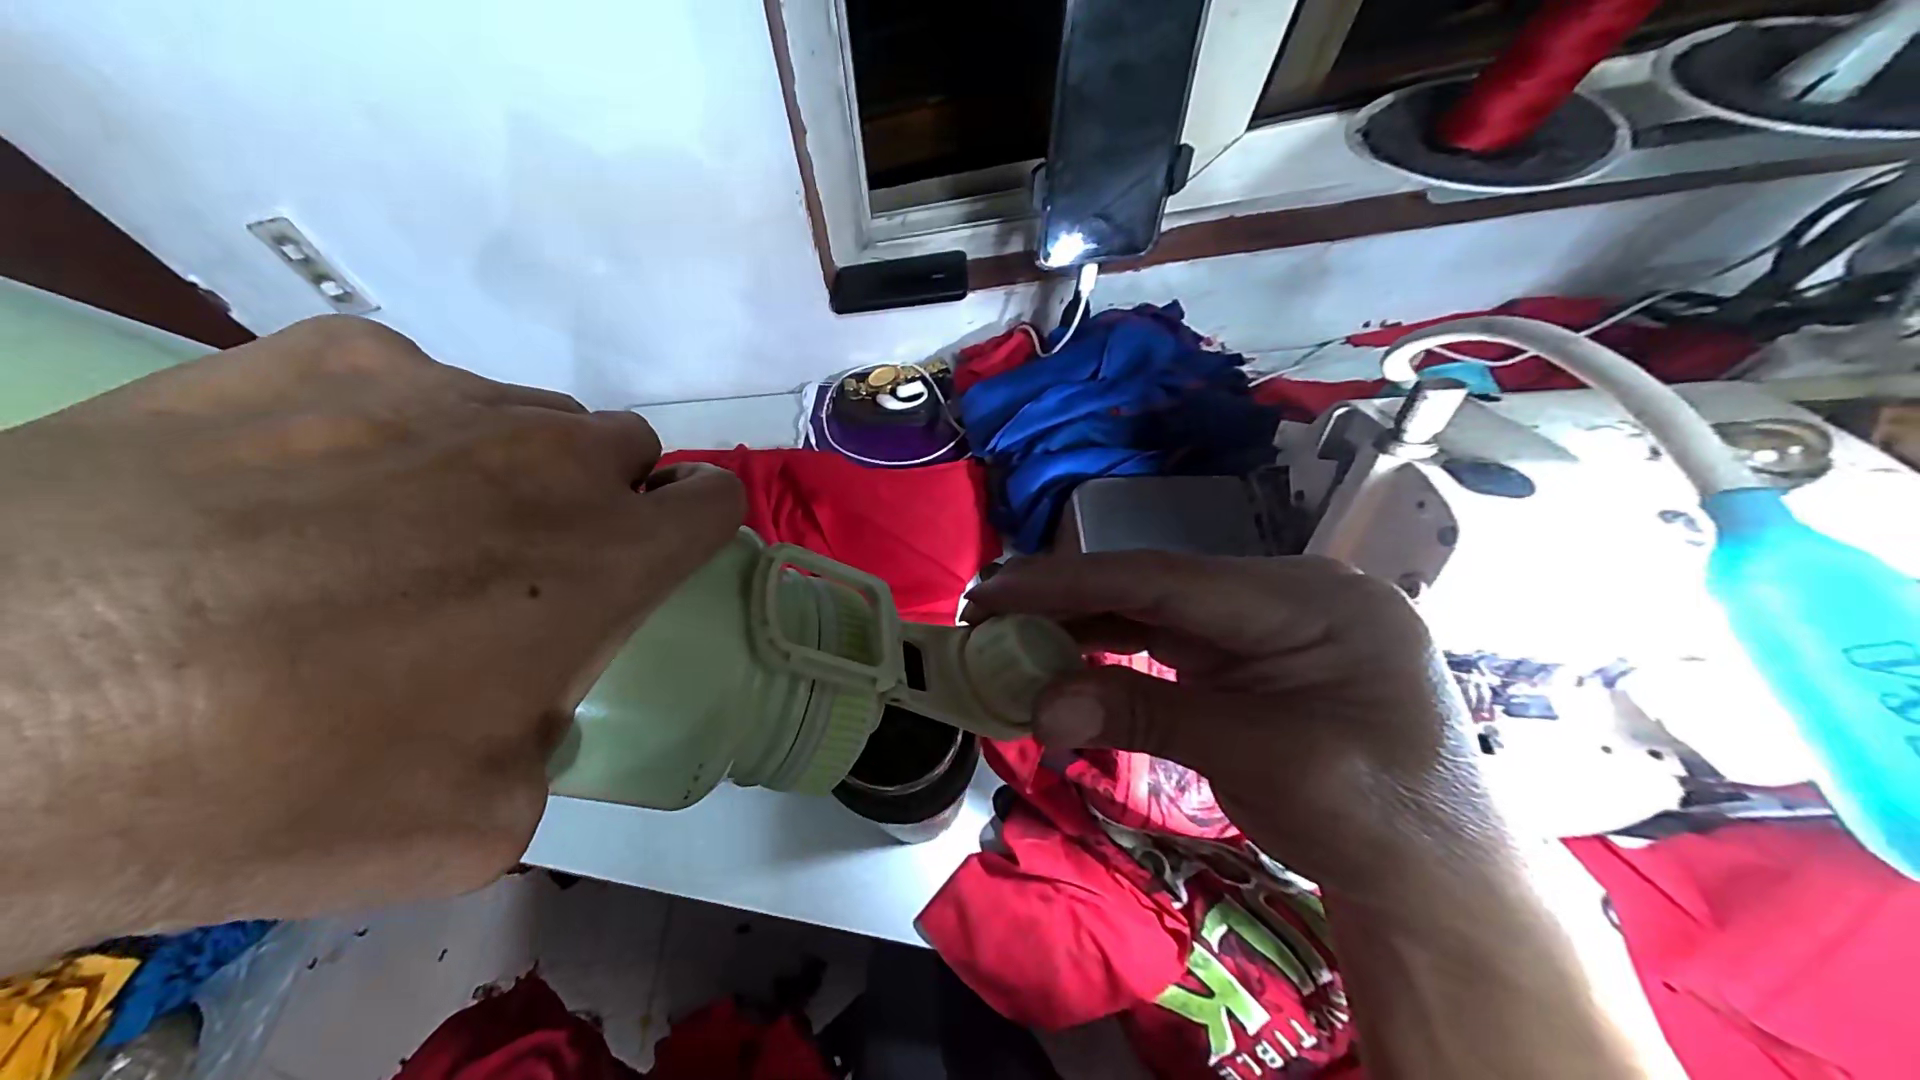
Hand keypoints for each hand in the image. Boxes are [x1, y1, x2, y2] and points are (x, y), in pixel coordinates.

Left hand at [0, 316, 743, 966]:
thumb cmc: (275, 785)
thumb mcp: (479, 822)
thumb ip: (553, 737)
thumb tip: (530, 702)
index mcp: (606, 558)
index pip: (714, 501)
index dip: (700, 526)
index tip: (660, 555)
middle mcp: (549, 457)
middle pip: (629, 447)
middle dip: (605, 497)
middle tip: (525, 562)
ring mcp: (436, 393)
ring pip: (532, 415)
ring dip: (512, 464)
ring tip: (403, 527)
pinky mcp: (323, 356)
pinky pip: (416, 385)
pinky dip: (404, 430)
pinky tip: (310, 487)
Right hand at [964, 552, 1500, 901]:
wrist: (1436, 878)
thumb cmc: (1373, 814)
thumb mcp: (1256, 759)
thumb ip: (1144, 716)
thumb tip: (1037, 707)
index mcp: (1312, 599)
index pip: (1170, 579)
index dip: (1076, 581)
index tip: (998, 587)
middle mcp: (1286, 594)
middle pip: (1157, 586)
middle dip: (1070, 599)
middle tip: (989, 610)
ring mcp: (1267, 624)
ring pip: (1156, 611)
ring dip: (1085, 625)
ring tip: (1013, 634)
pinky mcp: (1250, 656)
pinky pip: (1169, 642)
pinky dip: (1115, 654)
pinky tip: (1068, 659)